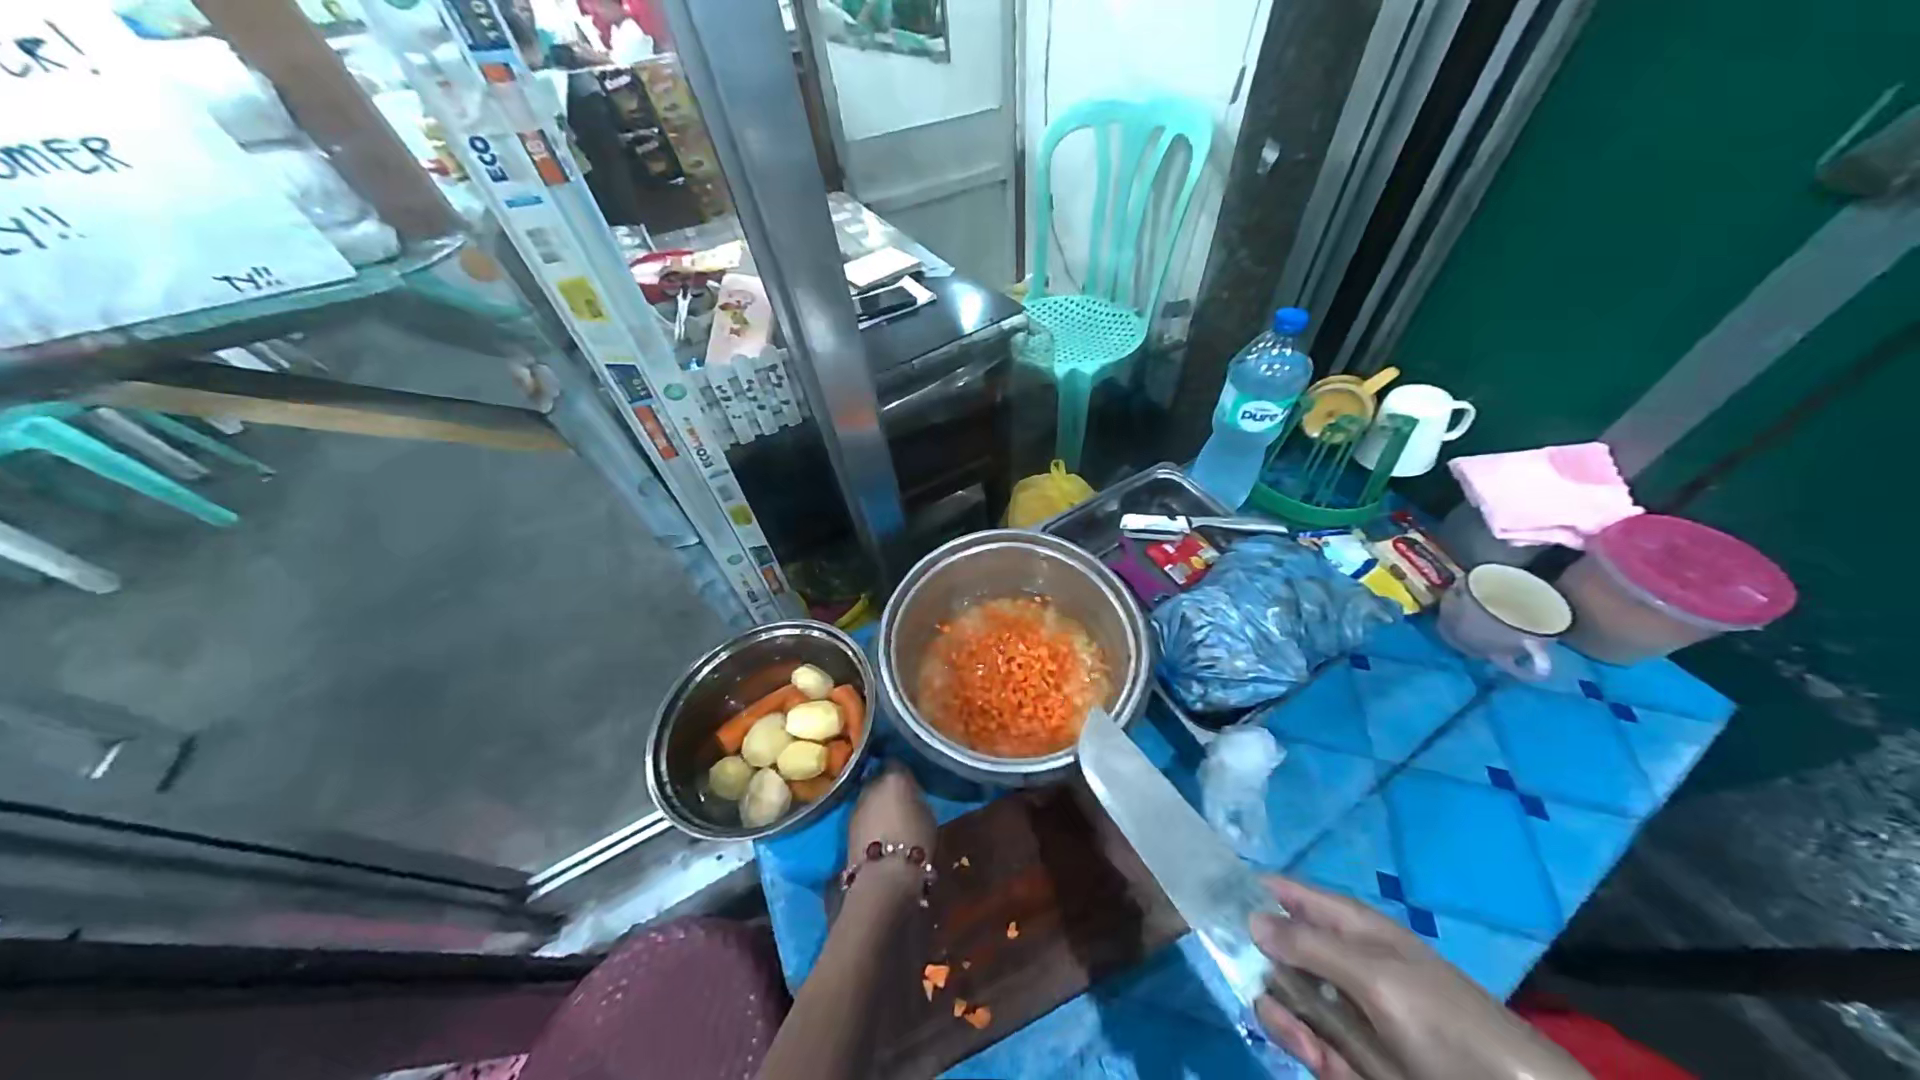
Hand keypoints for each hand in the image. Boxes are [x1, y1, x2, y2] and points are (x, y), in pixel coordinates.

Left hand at [844, 764, 935, 877]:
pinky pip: (863, 815)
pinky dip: (869, 820)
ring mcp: (857, 804)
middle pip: (879, 779)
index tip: (909, 778)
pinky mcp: (847, 825)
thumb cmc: (915, 840)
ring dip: (877, 804)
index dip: (902, 770)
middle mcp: (871, 784)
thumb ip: (915, 798)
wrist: (885, 874)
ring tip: (889, 819)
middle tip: (900, 800)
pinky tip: (878, 833)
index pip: (897, 762)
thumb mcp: (927, 814)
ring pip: (869, 797)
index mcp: (894, 777)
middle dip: (887, 787)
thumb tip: (909, 796)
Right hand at [1251, 877, 1590, 1079]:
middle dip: (1267, 979)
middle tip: (1272, 1002)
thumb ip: (1308, 943)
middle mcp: (1341, 960)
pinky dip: (1311, 1053)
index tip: (1211, 906)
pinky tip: (1329, 1065)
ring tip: (1315, 1050)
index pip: (1286, 894)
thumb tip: (1249, 915)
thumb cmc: (1447, 1025)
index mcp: (1350, 926)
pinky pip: (1309, 1042)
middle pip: (1274, 952)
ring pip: (1286, 1001)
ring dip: (1289, 1024)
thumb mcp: (1376, 977)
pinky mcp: (1352, 1054)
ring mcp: (1346, 1009)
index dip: (1250, 894)